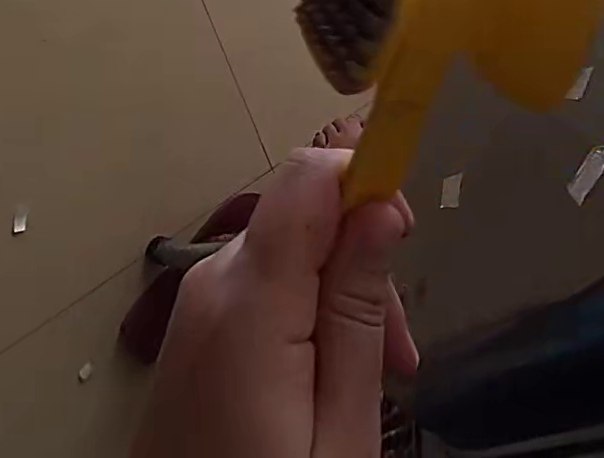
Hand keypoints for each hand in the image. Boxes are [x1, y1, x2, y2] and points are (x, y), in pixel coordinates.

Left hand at [131, 147, 417, 457]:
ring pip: (295, 245)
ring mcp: (200, 301)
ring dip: (344, 282)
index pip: (308, 178)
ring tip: (382, 365)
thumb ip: (357, 306)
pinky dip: (312, 302)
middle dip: (363, 249)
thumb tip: (381, 206)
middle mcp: (215, 280)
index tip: (404, 229)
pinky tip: (333, 362)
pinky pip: (270, 279)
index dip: (363, 178)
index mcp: (248, 299)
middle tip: (402, 339)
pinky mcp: (199, 323)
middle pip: (308, 212)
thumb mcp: (341, 426)